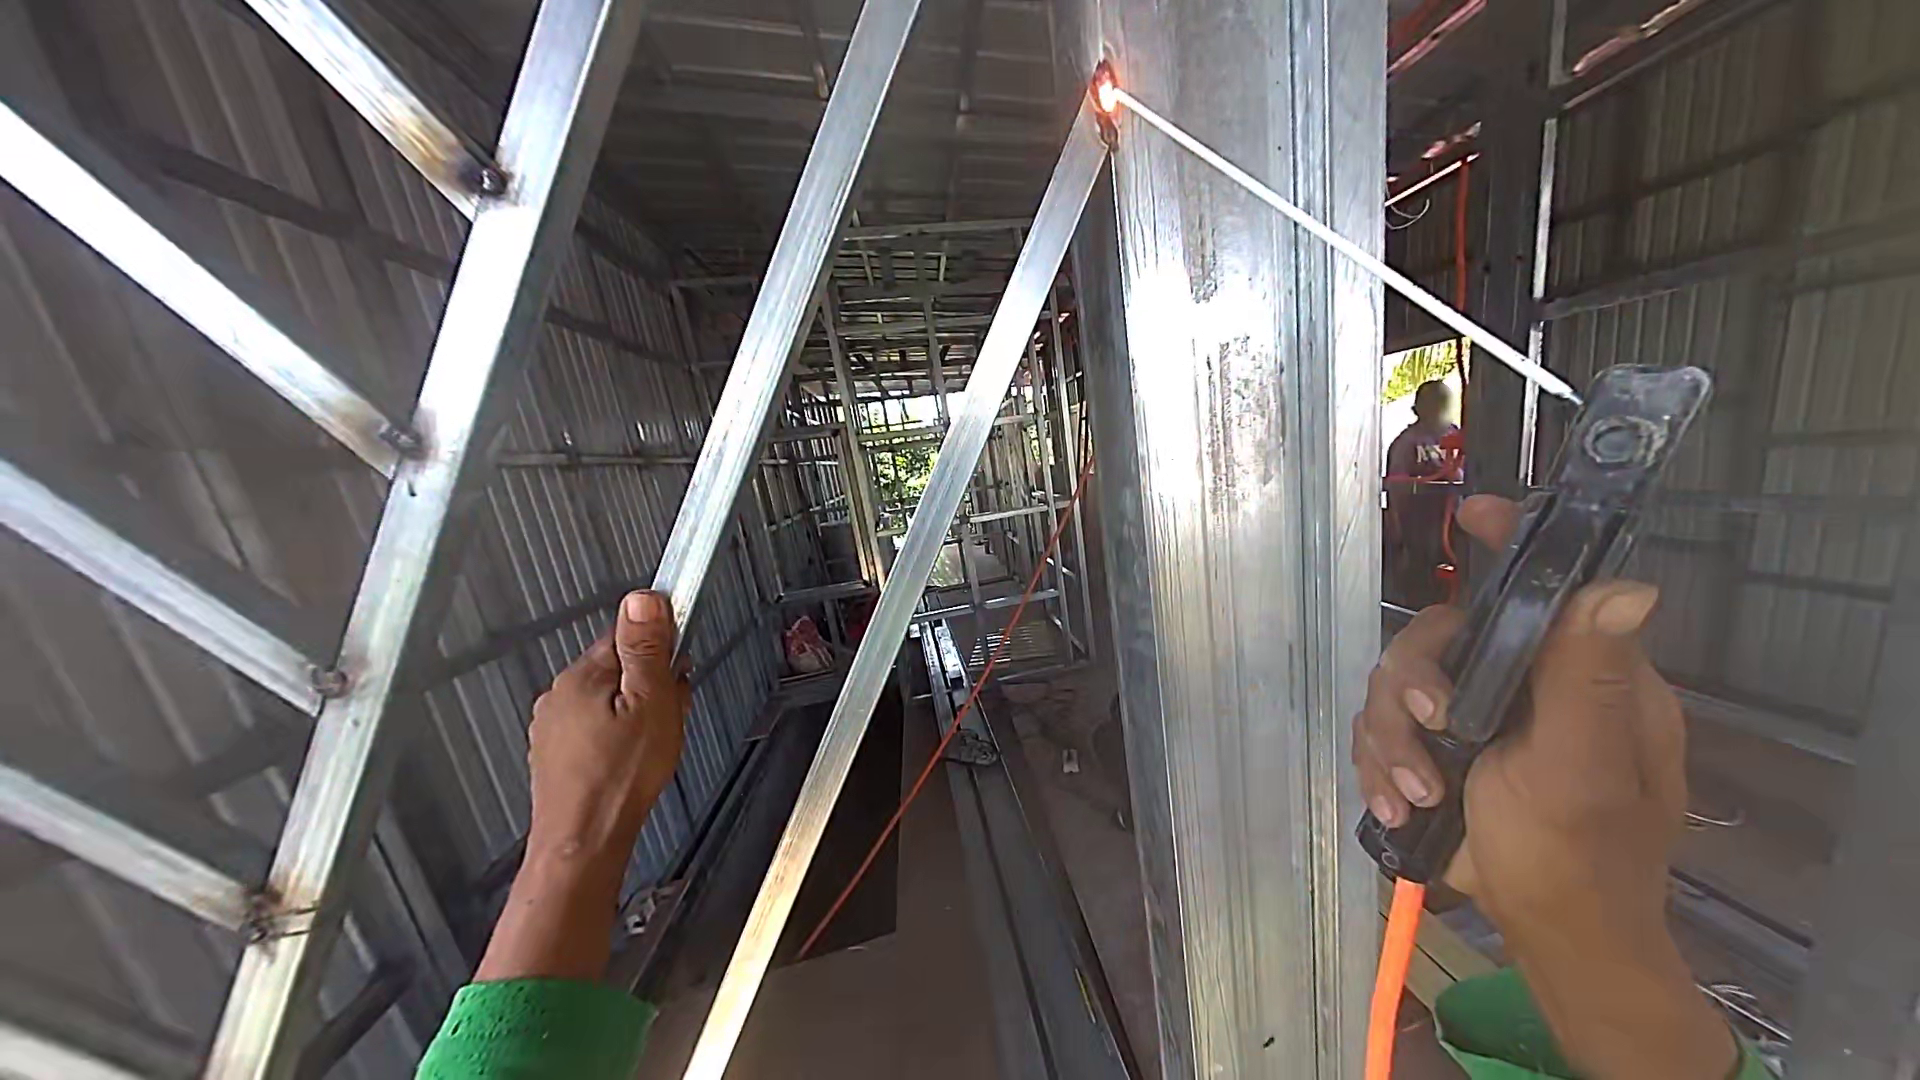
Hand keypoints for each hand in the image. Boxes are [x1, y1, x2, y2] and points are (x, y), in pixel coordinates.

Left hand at [526, 590, 688, 864]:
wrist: (586, 839)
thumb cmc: (620, 776)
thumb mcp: (650, 702)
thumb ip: (646, 648)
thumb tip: (642, 599)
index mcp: (583, 675)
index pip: (628, 633)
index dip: (661, 649)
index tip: (676, 666)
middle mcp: (562, 692)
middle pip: (623, 665)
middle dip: (653, 683)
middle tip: (668, 712)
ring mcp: (556, 722)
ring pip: (613, 695)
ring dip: (640, 708)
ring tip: (654, 739)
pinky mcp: (559, 748)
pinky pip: (600, 721)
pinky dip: (622, 731)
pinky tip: (635, 754)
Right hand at [1355, 495, 1733, 1079]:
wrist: (1541, 922)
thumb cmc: (1583, 850)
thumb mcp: (1584, 765)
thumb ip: (1588, 678)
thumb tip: (1623, 586)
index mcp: (1572, 674)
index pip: (1538, 590)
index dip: (1507, 545)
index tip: (1474, 513)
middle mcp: (1513, 682)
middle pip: (1429, 639)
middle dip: (1412, 686)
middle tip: (1426, 728)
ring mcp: (1464, 714)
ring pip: (1389, 686)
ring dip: (1391, 740)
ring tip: (1413, 793)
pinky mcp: (1426, 744)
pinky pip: (1376, 728)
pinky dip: (1376, 763)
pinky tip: (1394, 803)